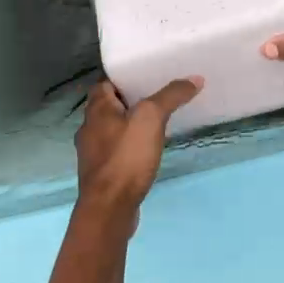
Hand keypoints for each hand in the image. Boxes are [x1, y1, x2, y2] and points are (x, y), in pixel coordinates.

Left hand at [74, 78, 200, 218]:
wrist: (110, 208)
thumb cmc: (126, 157)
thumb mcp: (152, 119)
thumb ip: (171, 96)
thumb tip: (194, 78)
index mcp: (96, 110)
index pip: (105, 83)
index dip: (123, 76)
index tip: (146, 74)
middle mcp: (89, 128)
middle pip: (109, 105)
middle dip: (131, 99)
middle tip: (158, 94)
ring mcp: (93, 153)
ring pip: (113, 128)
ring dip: (130, 123)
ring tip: (157, 120)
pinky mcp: (102, 173)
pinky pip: (116, 150)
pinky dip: (130, 145)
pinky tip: (148, 149)